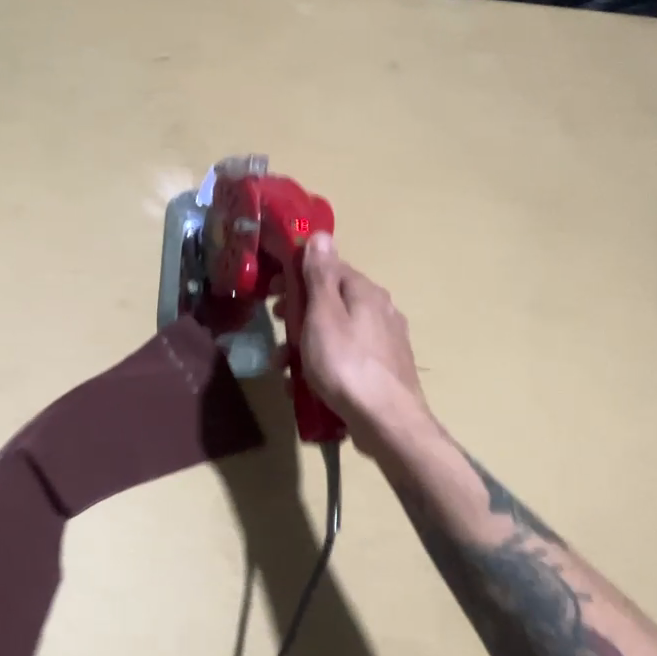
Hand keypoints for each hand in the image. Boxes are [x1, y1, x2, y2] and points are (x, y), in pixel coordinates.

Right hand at [284, 233, 430, 442]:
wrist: (385, 420)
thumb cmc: (345, 364)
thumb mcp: (322, 316)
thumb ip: (319, 276)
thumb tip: (320, 235)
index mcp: (365, 292)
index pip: (328, 268)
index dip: (296, 276)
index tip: (270, 293)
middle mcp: (379, 310)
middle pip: (330, 301)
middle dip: (298, 314)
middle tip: (276, 330)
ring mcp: (384, 341)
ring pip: (334, 332)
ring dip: (304, 345)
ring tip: (283, 369)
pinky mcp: (383, 368)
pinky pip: (343, 357)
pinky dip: (321, 365)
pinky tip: (306, 386)